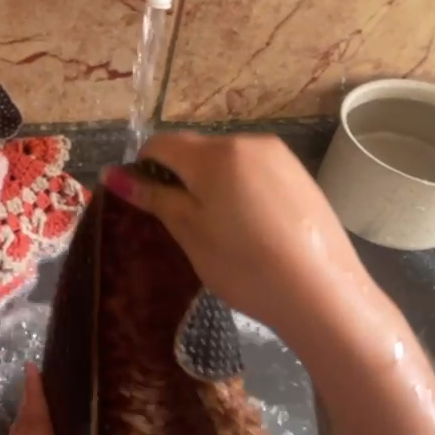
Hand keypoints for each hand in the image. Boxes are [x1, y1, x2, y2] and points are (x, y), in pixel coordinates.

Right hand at [103, 131, 373, 336]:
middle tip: (184, 227)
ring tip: (222, 233)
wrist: (322, 293)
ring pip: (226, 163)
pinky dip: (240, 193)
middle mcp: (248, 142)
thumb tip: (112, 174)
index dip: (144, 170)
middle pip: (195, 151)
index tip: (146, 205)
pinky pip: (254, 173)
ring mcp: (279, 157)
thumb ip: (153, 197)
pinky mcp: (300, 176)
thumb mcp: (190, 232)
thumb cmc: (244, 265)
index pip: (161, 144)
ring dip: (210, 186)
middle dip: (180, 179)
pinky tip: (251, 230)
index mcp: (215, 153)